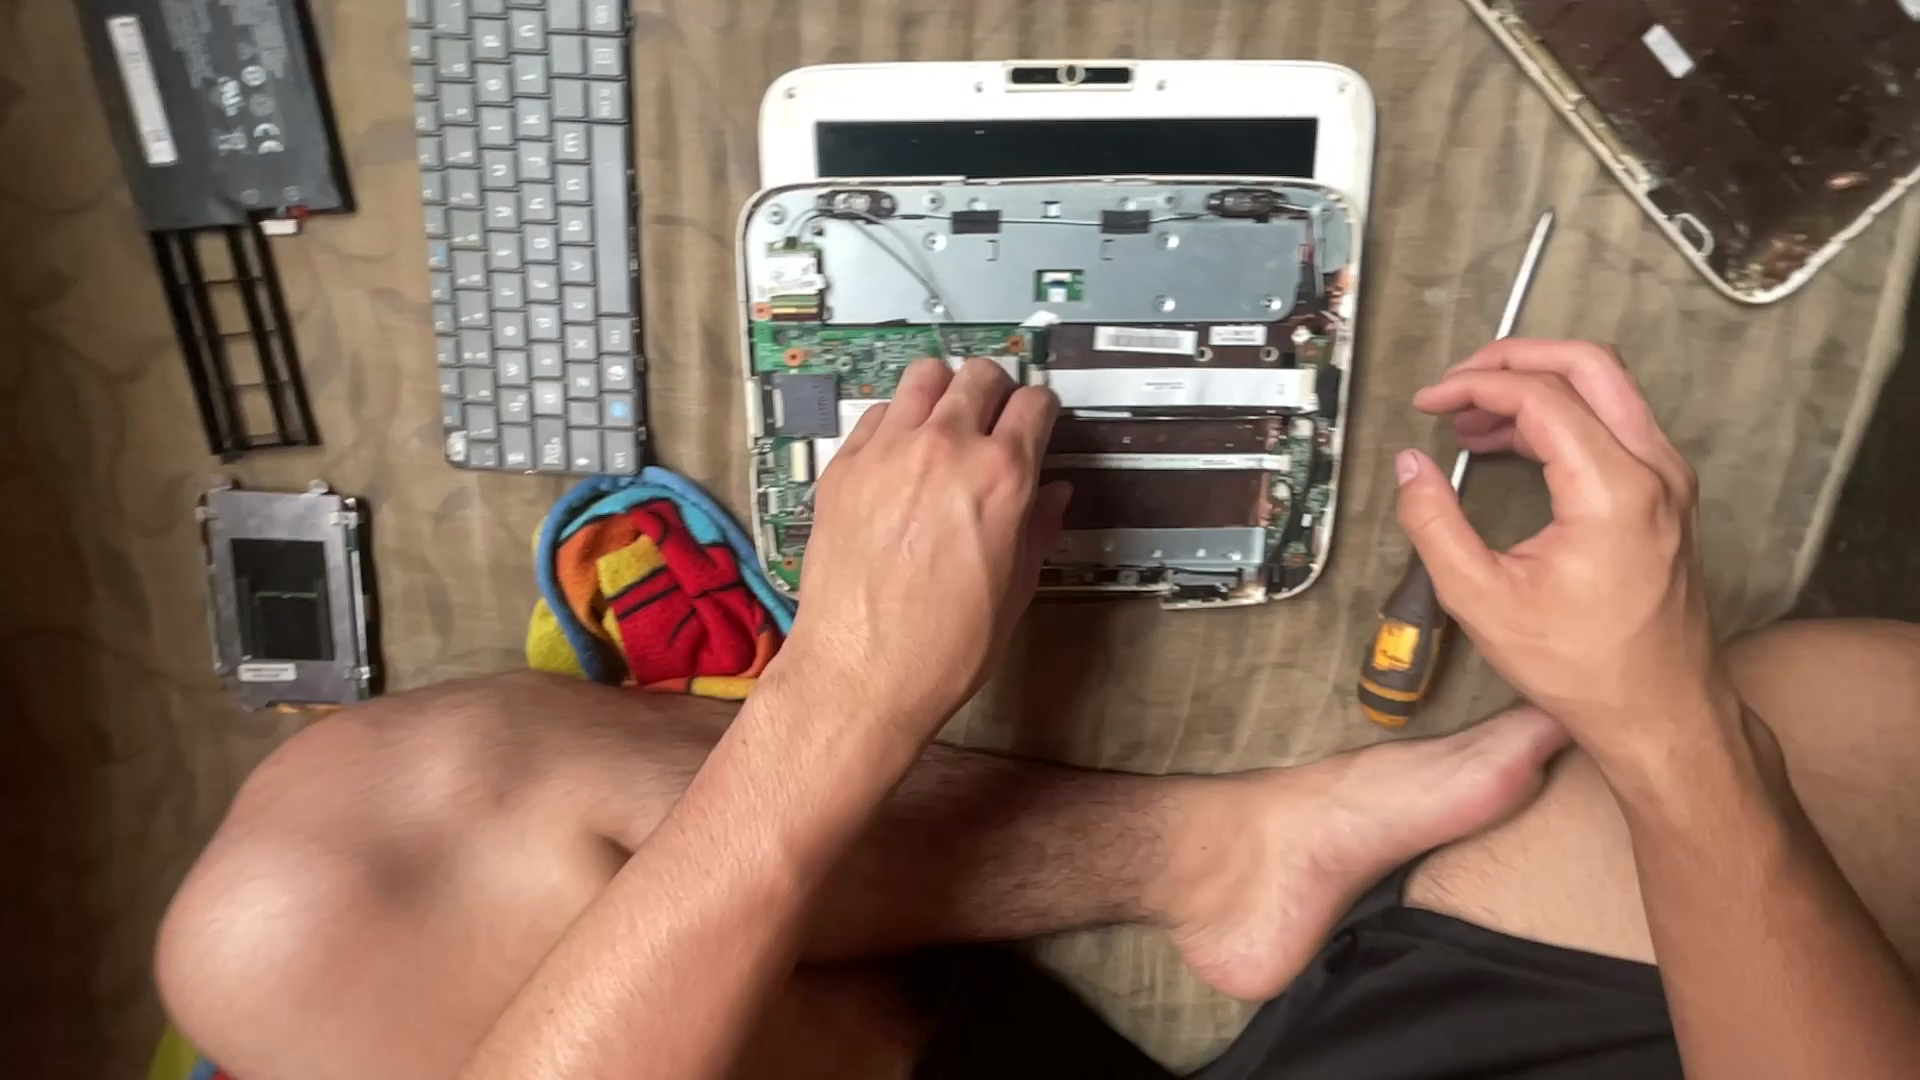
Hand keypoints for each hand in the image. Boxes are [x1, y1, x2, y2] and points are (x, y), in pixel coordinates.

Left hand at [777, 357, 1069, 736]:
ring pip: (924, 376)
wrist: (861, 672)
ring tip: (945, 420)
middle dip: (997, 390)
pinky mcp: (845, 467)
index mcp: (1001, 477)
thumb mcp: (1015, 591)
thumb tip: (1053, 496)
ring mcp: (888, 451)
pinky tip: (899, 454)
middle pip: (981, 376)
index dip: (1042, 411)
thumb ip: (1038, 528)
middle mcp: (945, 448)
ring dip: (944, 390)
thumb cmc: (942, 647)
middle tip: (995, 416)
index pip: (1035, 404)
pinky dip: (897, 421)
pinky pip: (877, 414)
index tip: (1038, 421)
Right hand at [1393, 340, 1737, 777]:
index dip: (1474, 387)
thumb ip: (1433, 522)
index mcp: (1612, 490)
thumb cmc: (1571, 660)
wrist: (1658, 707)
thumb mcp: (1477, 596)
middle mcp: (1654, 470)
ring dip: (1532, 387)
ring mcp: (1667, 480)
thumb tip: (1408, 465)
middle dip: (1513, 358)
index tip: (1425, 404)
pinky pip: (1608, 424)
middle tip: (1453, 383)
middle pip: (1591, 366)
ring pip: (1605, 389)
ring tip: (1466, 421)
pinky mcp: (1661, 495)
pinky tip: (1503, 446)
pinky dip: (1552, 417)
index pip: (1542, 397)